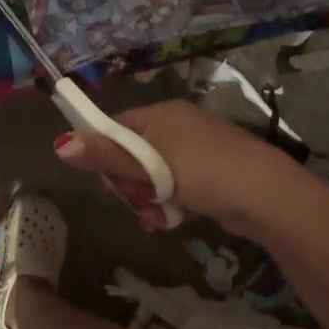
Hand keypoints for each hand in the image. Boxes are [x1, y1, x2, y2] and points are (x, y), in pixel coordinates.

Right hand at [52, 100, 311, 235]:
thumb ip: (106, 157)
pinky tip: (174, 215)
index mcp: (161, 113)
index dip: (103, 155)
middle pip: (129, 152)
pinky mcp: (209, 168)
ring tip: (158, 215)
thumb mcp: (148, 167)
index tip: (108, 181)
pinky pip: (172, 181)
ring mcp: (195, 146)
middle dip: (127, 182)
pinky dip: (168, 199)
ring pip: (150, 172)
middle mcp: (177, 123)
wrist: (269, 197)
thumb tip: (60, 144)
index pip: (113, 128)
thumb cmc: (204, 174)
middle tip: (137, 202)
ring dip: (146, 196)